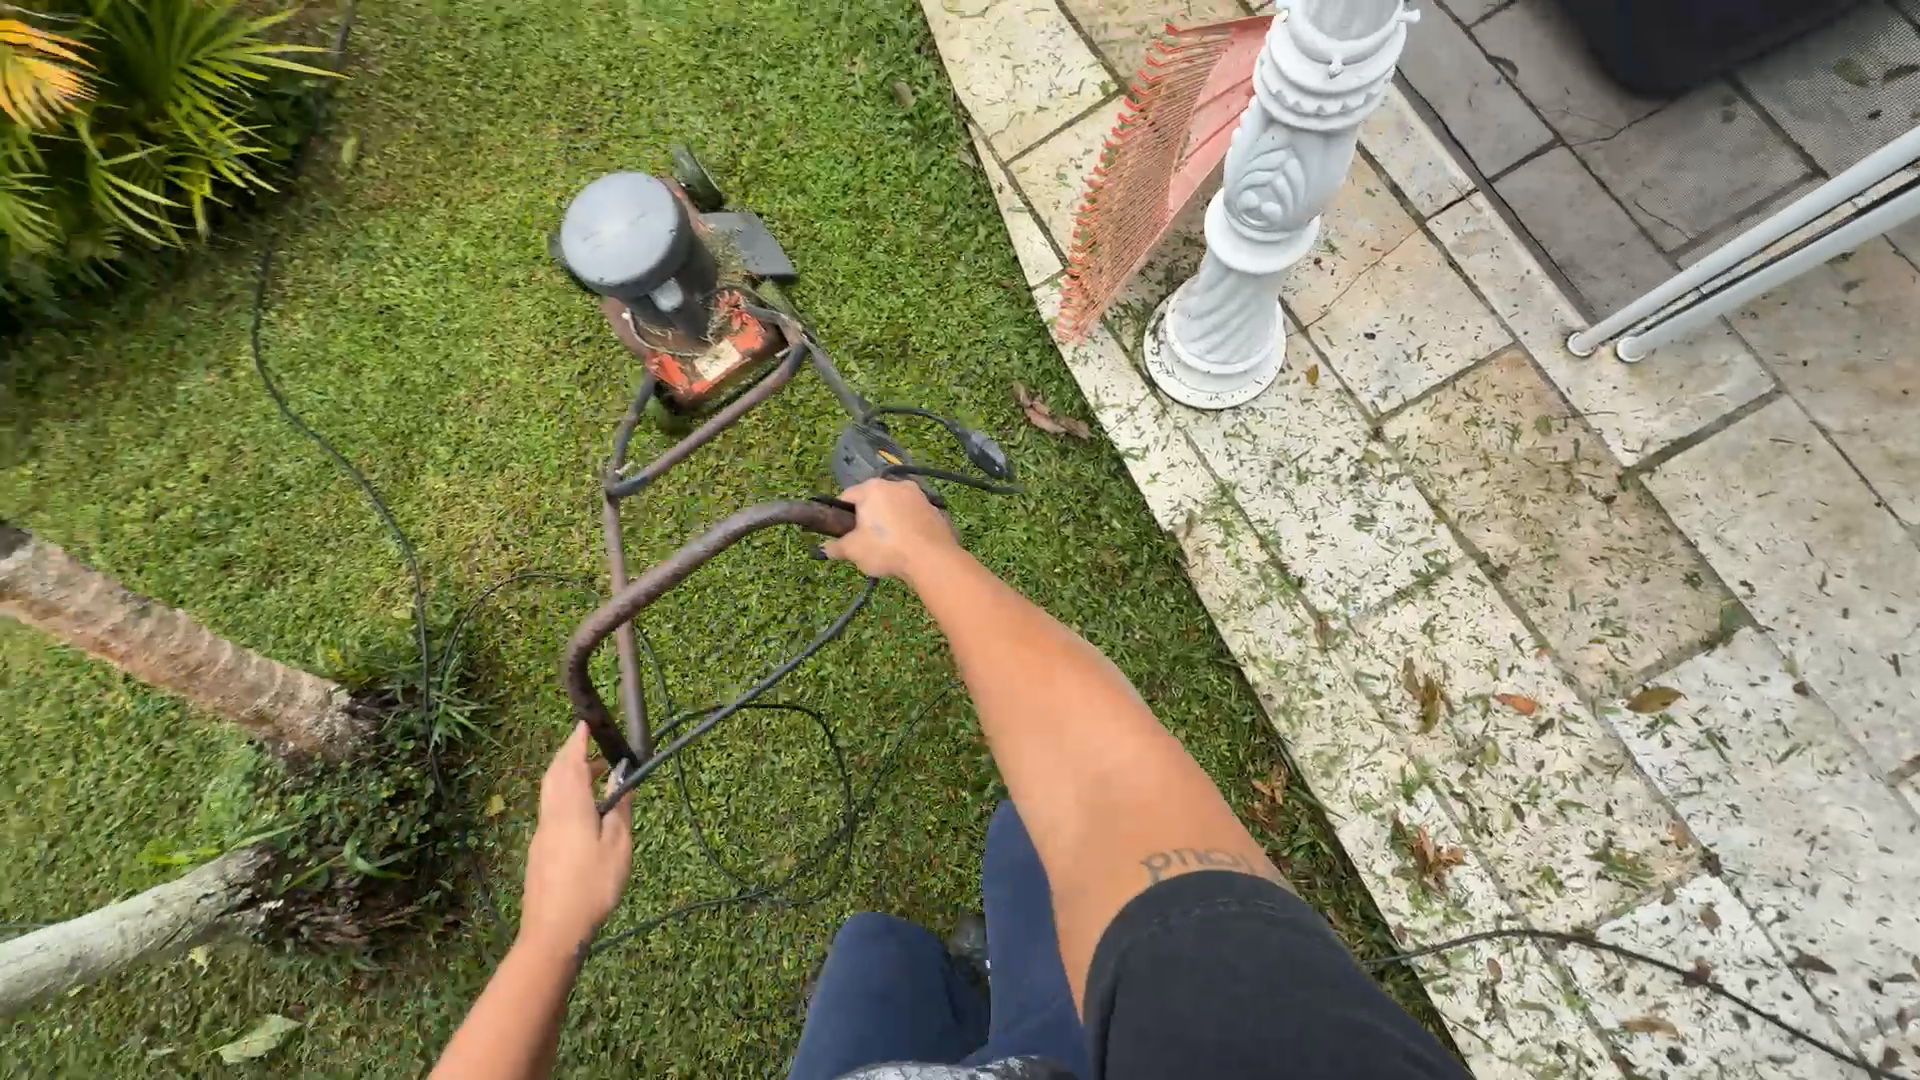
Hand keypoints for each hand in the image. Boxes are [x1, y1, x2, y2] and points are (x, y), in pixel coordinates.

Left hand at [519, 723, 631, 954]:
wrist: (553, 930)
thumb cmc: (592, 884)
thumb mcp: (618, 845)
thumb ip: (620, 810)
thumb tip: (624, 782)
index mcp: (570, 809)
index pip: (570, 764)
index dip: (576, 742)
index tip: (584, 723)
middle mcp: (551, 816)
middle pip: (554, 775)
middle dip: (569, 755)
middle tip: (591, 745)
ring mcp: (542, 834)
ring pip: (551, 793)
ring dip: (569, 775)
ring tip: (596, 775)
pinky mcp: (541, 851)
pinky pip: (552, 809)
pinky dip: (567, 795)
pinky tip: (585, 809)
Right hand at [821, 477, 962, 583]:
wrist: (932, 558)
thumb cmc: (886, 549)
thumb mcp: (854, 550)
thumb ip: (837, 547)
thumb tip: (825, 548)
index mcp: (872, 488)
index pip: (848, 496)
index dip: (841, 514)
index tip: (843, 532)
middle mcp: (896, 484)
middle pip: (874, 499)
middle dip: (869, 517)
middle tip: (866, 540)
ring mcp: (919, 495)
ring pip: (896, 506)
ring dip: (891, 520)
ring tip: (890, 545)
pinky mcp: (936, 510)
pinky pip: (915, 516)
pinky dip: (910, 526)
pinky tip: (909, 545)